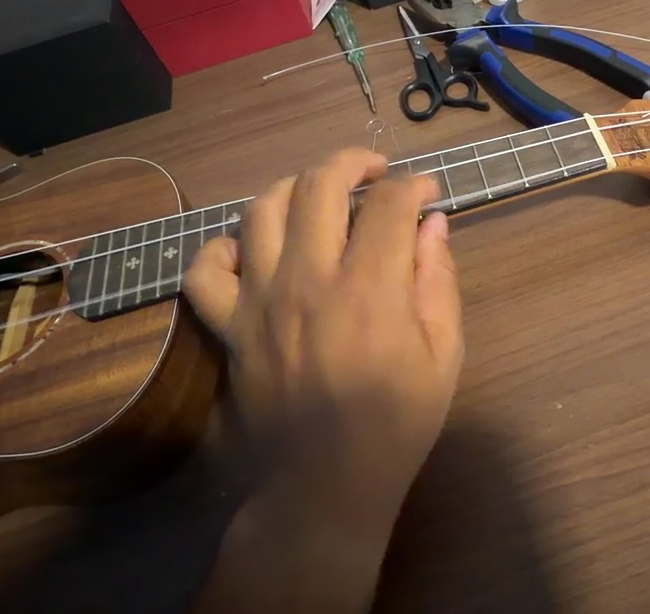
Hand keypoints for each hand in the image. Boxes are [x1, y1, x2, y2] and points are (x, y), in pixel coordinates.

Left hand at [184, 149, 462, 526]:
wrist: (324, 487)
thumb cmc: (396, 423)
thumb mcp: (444, 355)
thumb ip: (439, 280)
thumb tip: (432, 223)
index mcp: (369, 290)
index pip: (388, 202)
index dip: (413, 184)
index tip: (427, 191)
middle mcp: (308, 280)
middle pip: (319, 184)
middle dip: (352, 162)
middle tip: (374, 172)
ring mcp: (260, 300)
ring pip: (262, 208)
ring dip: (295, 187)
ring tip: (320, 197)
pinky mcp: (229, 325)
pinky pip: (206, 269)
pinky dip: (225, 246)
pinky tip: (256, 249)